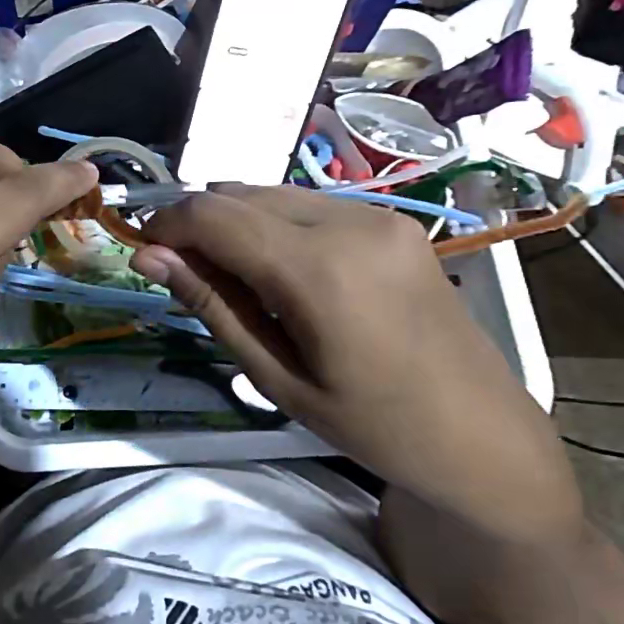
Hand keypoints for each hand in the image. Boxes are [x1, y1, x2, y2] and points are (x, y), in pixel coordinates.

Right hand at [130, 185, 583, 542]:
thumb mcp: (278, 377)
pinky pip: (310, 205)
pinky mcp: (394, 219)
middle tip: (182, 270)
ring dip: (235, 221)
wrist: (480, 431)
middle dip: (198, 223)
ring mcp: (378, 215)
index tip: (144, 251)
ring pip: (273, 193)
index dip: (167, 224)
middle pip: (240, 194)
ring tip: (230, 274)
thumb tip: (149, 255)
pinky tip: (278, 268)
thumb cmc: (372, 424)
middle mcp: (350, 223)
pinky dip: (274, 224)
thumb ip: (213, 304)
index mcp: (320, 271)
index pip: (215, 215)